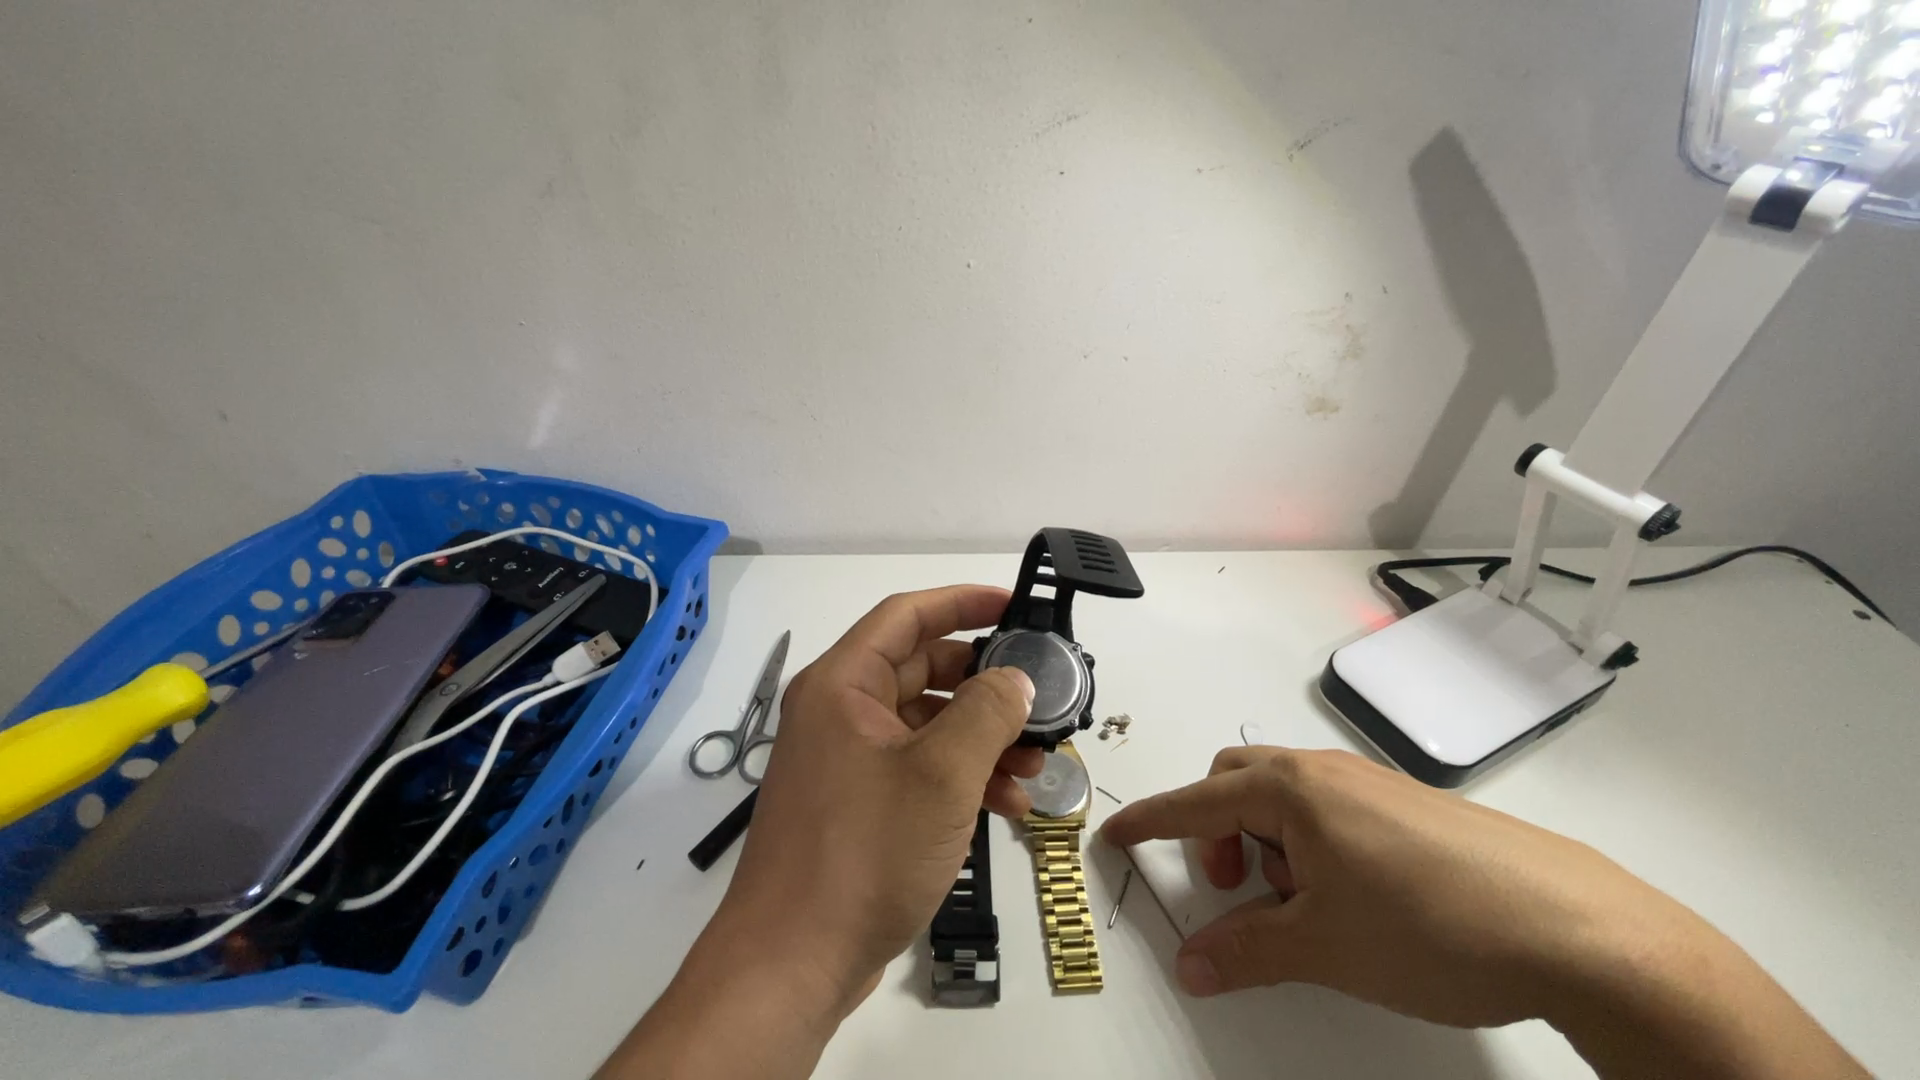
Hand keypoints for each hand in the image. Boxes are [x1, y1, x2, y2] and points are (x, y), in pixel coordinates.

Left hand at [715, 585, 1040, 1006]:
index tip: (1015, 606)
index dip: (962, 602)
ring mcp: (848, 762)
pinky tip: (1008, 804)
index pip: (906, 617)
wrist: (792, 963)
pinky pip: (918, 770)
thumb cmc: (863, 853)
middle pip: (922, 670)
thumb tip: (1014, 679)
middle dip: (984, 684)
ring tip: (1035, 762)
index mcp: (842, 686)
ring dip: (982, 738)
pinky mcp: (859, 805)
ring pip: (927, 725)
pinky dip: (962, 778)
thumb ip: (987, 712)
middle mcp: (840, 713)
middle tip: (1038, 696)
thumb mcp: (941, 775)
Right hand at [1100, 746, 1719, 1025]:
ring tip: (1297, 903)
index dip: (1151, 822)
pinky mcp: (1412, 808)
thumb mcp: (1323, 947)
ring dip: (1266, 838)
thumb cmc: (1430, 926)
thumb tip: (1192, 967)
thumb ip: (1245, 952)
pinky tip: (1349, 898)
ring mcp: (1374, 784)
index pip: (1197, 800)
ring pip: (1288, 795)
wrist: (1578, 929)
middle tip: (1232, 885)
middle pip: (1238, 779)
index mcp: (1292, 789)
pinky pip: (1332, 809)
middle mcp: (1327, 771)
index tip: (1115, 838)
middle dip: (1214, 827)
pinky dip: (1310, 843)